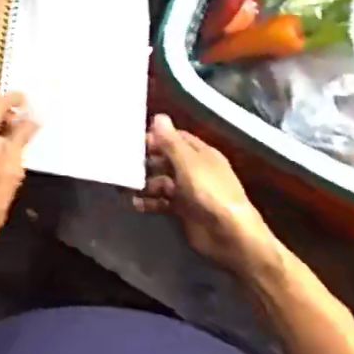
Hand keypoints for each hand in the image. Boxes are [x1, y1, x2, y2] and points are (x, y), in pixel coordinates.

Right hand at [136, 114, 280, 276]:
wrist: (230, 236)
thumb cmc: (210, 193)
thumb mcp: (188, 163)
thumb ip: (170, 141)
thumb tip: (158, 116)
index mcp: (201, 155)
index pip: (175, 138)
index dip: (156, 138)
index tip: (132, 140)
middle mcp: (194, 170)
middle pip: (165, 159)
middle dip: (145, 162)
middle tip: (123, 164)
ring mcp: (188, 191)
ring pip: (160, 181)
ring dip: (143, 184)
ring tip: (125, 187)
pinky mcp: (183, 210)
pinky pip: (160, 201)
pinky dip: (148, 202)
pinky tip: (136, 204)